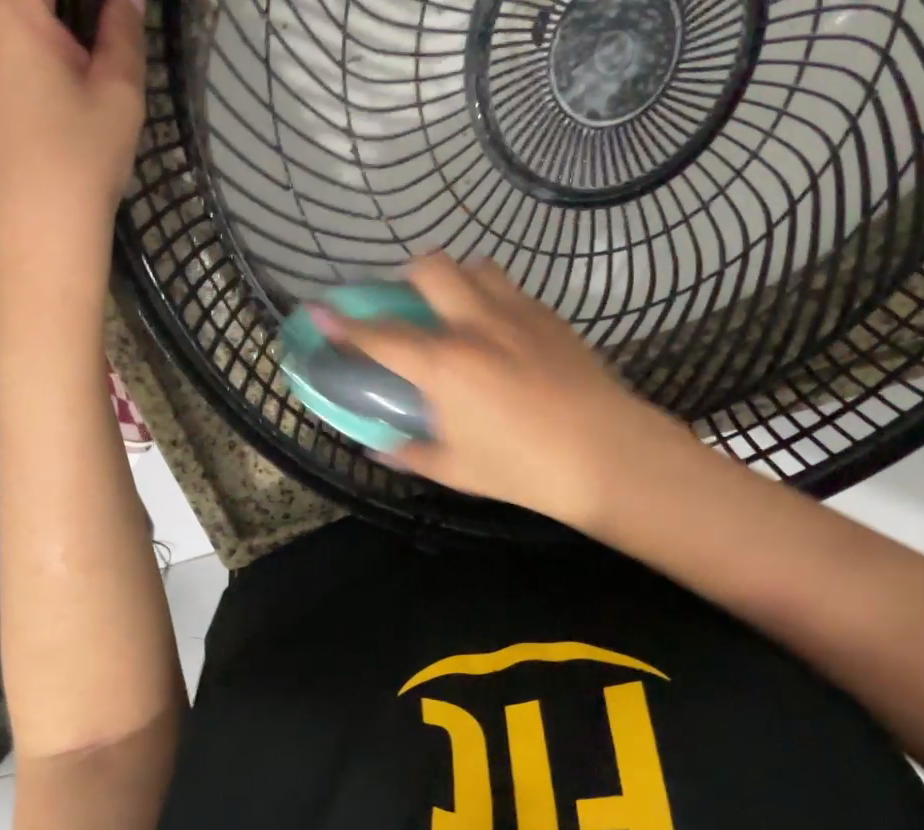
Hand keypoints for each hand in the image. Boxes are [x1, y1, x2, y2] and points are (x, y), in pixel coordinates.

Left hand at [0, 0, 145, 261]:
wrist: (35, 234)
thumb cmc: (79, 161)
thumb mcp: (118, 92)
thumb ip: (124, 30)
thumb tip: (126, 0)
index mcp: (8, 1)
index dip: (100, 2)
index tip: (121, 13)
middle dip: (78, 9)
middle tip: (115, 25)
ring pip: (16, 8)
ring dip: (65, 18)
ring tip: (102, 37)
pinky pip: (6, 23)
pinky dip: (41, 29)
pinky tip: (76, 51)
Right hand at [321, 256, 703, 530]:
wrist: (605, 454)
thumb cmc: (522, 469)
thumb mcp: (457, 469)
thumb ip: (412, 453)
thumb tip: (381, 446)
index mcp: (443, 365)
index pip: (380, 336)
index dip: (344, 323)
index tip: (318, 310)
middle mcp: (475, 325)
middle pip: (430, 269)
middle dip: (407, 279)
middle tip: (407, 306)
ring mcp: (517, 314)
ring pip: (476, 266)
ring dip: (455, 279)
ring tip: (456, 310)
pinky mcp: (551, 317)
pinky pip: (511, 289)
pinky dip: (491, 298)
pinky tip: (498, 331)